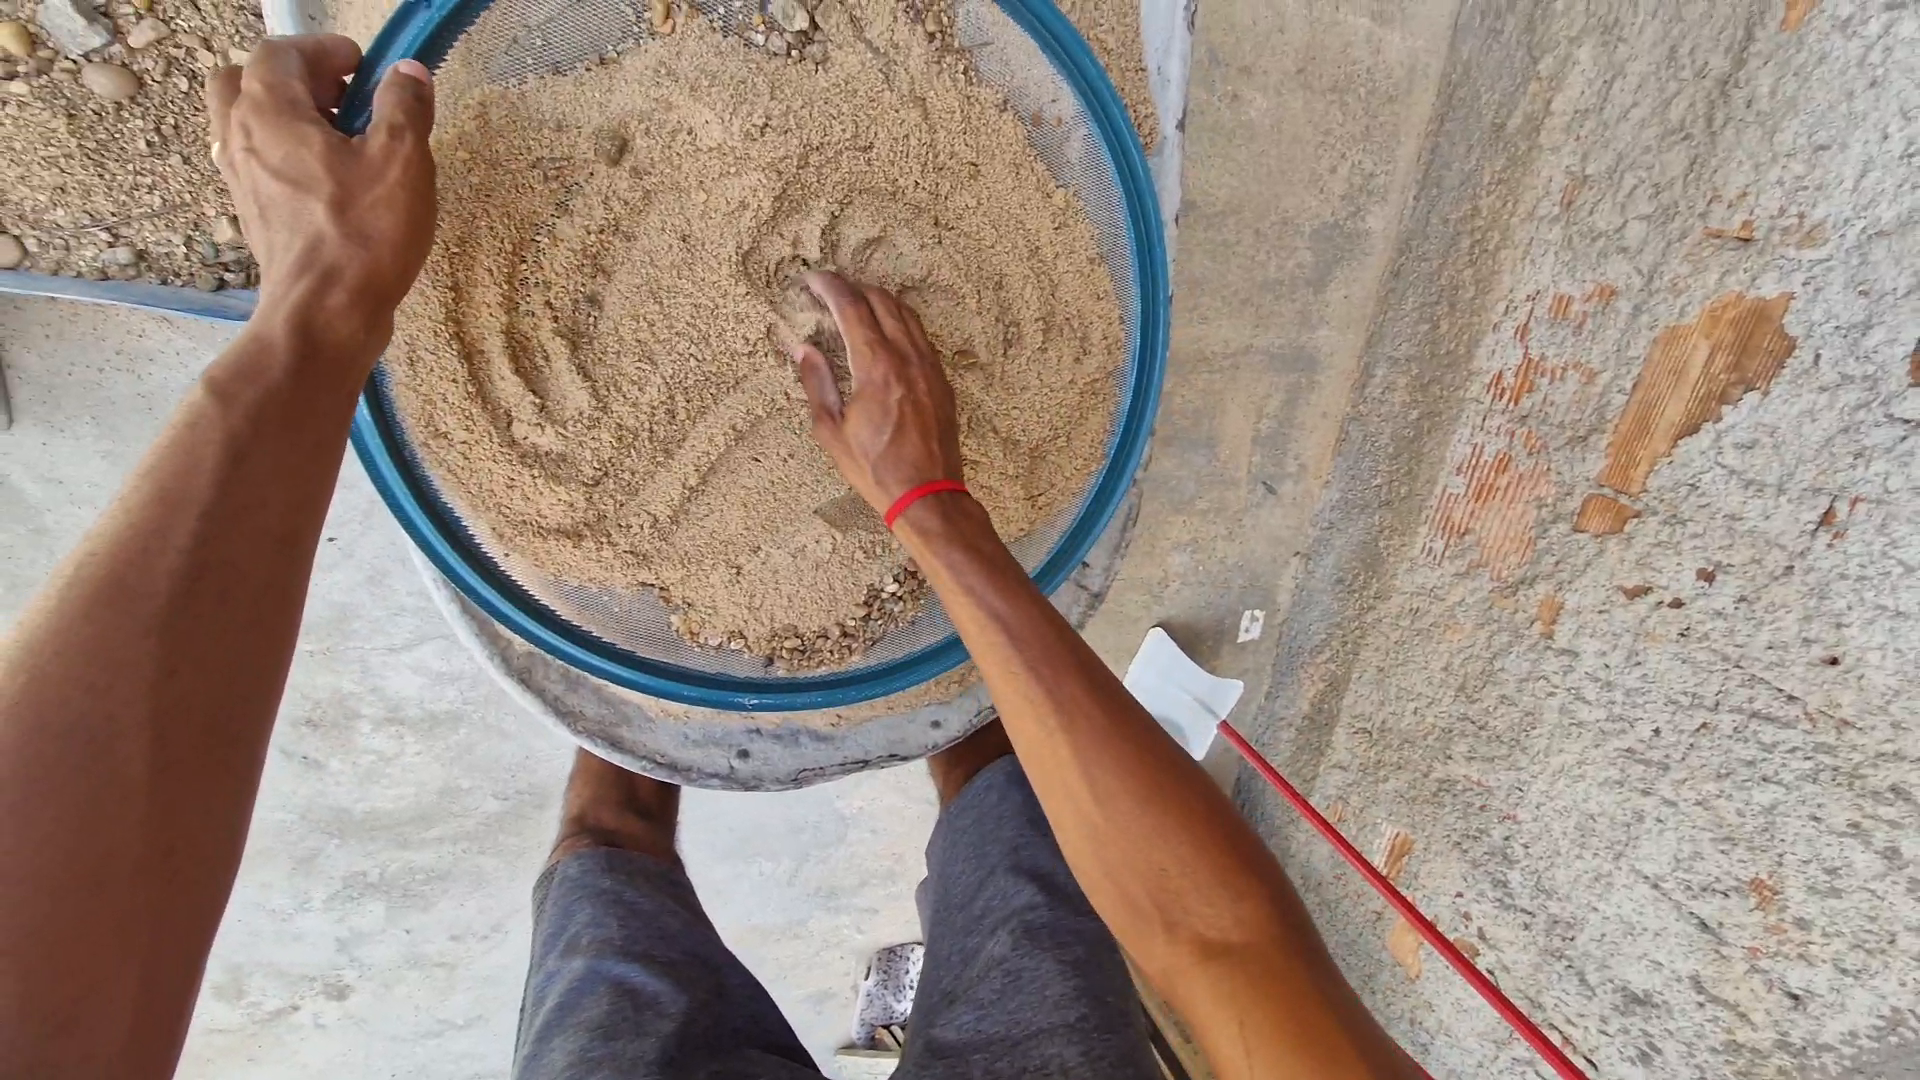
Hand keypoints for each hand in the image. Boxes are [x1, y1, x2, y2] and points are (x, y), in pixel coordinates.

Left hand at [206, 36, 435, 347]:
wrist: (327, 308)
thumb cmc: (365, 232)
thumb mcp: (402, 164)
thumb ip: (404, 110)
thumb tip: (408, 73)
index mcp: (270, 109)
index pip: (283, 53)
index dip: (324, 50)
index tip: (363, 63)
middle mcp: (240, 133)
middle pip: (248, 80)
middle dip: (295, 79)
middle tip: (342, 97)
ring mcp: (240, 175)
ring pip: (248, 123)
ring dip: (286, 117)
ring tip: (336, 140)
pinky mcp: (254, 212)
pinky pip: (260, 163)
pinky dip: (286, 155)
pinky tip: (326, 182)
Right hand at [792, 271, 966, 515]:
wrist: (927, 494)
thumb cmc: (876, 469)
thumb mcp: (831, 431)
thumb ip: (816, 382)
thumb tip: (802, 348)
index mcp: (876, 366)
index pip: (851, 306)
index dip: (829, 286)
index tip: (811, 280)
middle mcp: (907, 357)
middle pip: (881, 299)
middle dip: (852, 287)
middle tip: (830, 291)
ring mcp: (930, 367)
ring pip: (906, 313)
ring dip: (879, 300)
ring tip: (856, 304)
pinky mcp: (942, 381)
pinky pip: (921, 336)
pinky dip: (901, 322)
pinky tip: (887, 333)